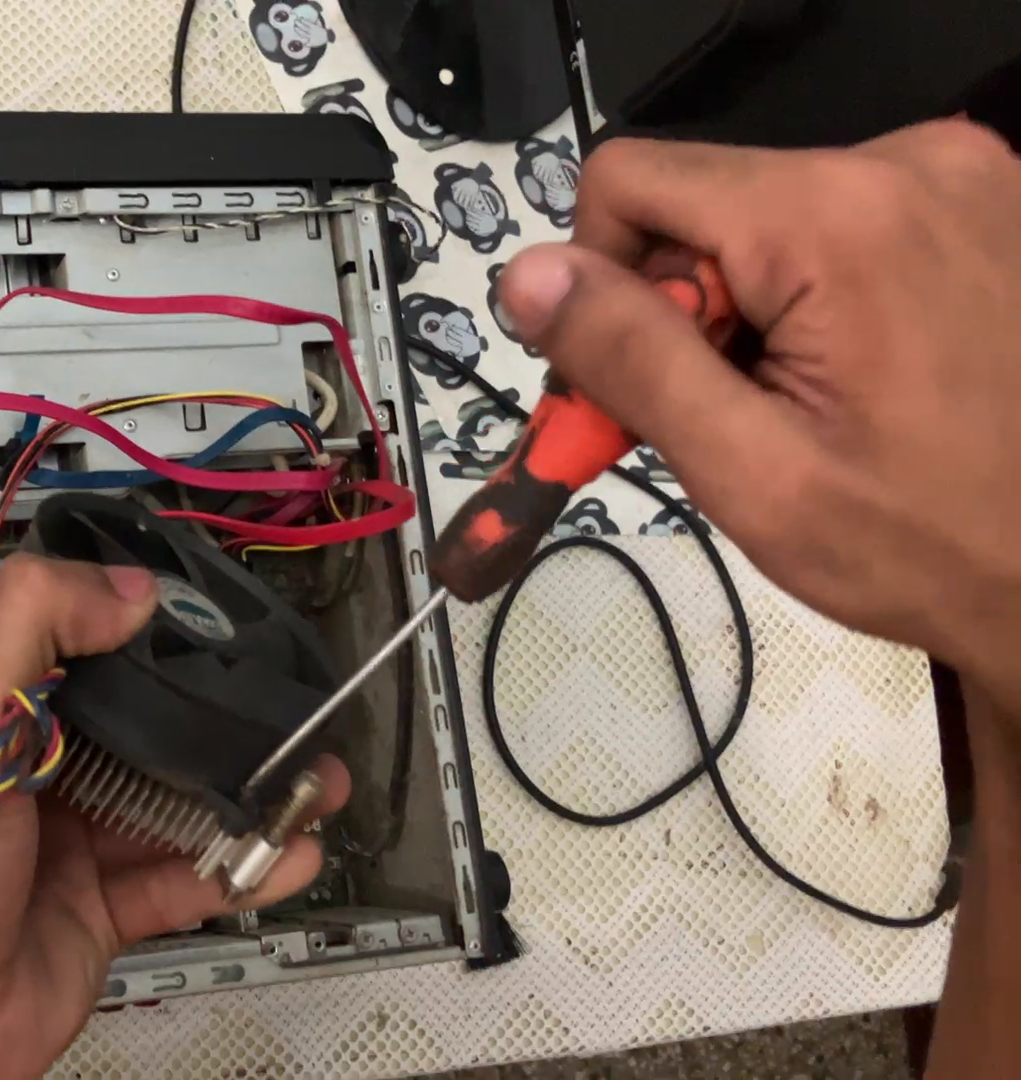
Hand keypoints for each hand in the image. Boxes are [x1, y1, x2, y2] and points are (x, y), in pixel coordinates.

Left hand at [0, 554, 348, 1078]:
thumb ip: (29, 629)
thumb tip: (130, 589)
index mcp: (3, 711)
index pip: (80, 646)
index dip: (143, 626)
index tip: (214, 617)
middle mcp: (43, 766)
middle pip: (144, 725)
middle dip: (216, 714)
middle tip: (287, 703)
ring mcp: (79, 838)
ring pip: (177, 800)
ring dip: (246, 790)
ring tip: (318, 780)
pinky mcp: (107, 905)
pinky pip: (186, 877)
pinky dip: (242, 868)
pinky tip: (295, 855)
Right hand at [497, 119, 1020, 707]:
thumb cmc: (913, 538)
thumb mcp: (740, 461)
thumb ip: (628, 356)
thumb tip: (524, 275)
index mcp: (837, 216)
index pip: (626, 184)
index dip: (595, 283)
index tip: (638, 375)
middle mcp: (900, 165)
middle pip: (677, 210)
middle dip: (654, 314)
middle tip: (694, 411)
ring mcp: (939, 182)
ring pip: (725, 229)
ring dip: (706, 322)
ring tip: (755, 405)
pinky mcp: (948, 212)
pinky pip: (789, 240)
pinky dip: (762, 312)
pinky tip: (801, 380)